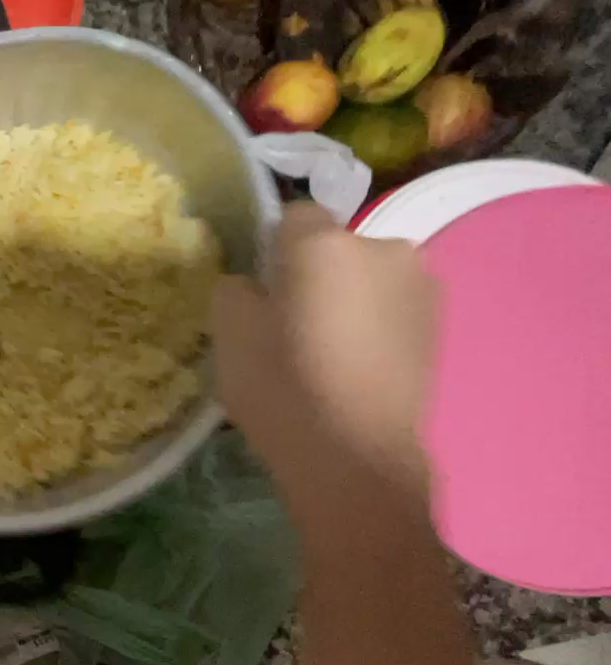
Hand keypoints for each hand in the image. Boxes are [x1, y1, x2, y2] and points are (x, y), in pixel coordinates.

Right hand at [211, 202, 438, 528]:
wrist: (352, 449)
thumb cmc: (279, 385)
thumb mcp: (227, 336)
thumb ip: (233, 291)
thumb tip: (247, 282)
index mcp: (324, 245)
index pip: (291, 215)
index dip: (265, 246)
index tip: (250, 285)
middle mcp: (382, 248)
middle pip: (331, 248)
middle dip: (307, 274)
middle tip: (278, 324)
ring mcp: (419, 283)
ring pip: (361, 278)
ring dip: (338, 299)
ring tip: (313, 350)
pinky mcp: (436, 321)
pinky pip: (386, 306)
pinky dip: (364, 324)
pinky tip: (344, 365)